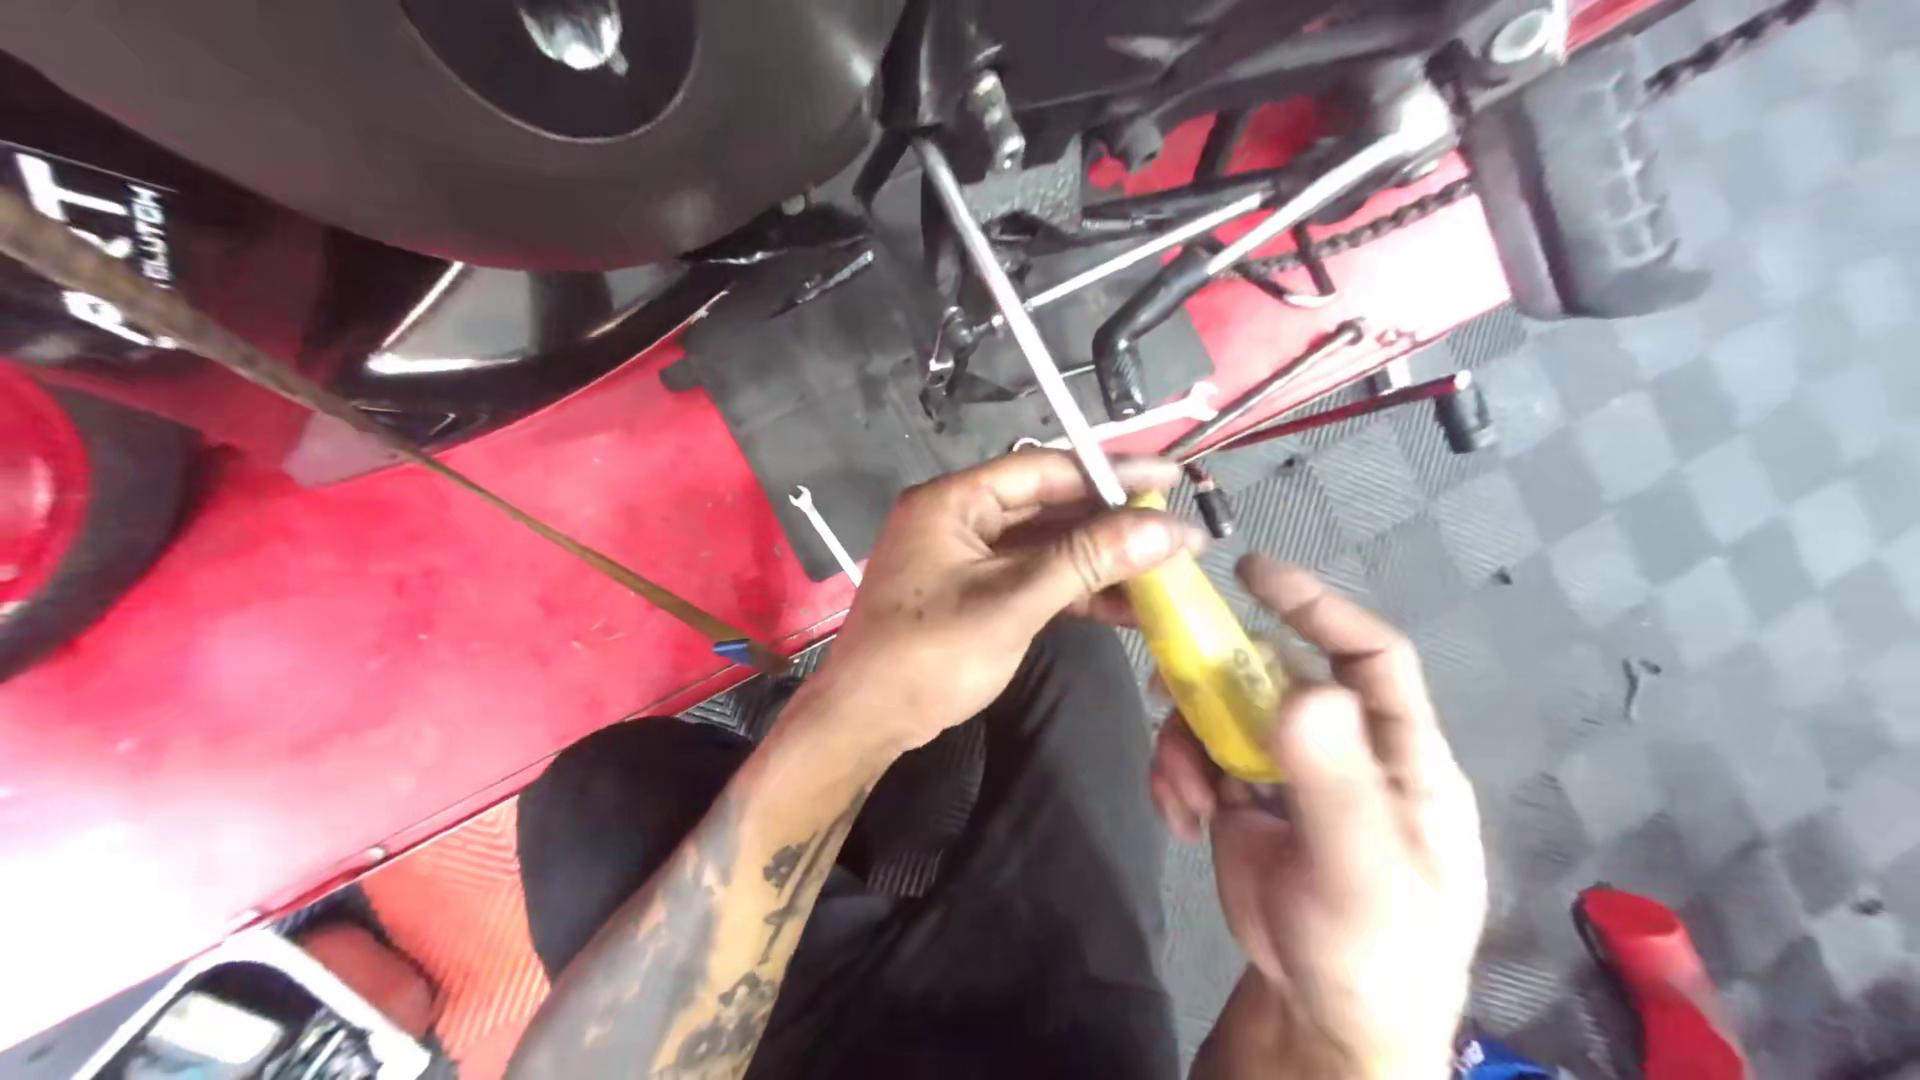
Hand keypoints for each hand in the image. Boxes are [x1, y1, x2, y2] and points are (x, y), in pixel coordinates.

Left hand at [814, 450, 1204, 755]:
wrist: (867, 721)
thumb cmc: (929, 655)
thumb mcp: (1012, 603)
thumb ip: (1087, 561)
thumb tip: (1165, 529)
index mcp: (953, 501)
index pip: (1043, 469)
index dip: (1109, 471)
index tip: (1168, 477)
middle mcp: (960, 519)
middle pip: (1048, 506)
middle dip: (1111, 520)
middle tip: (1174, 526)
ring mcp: (968, 558)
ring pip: (1046, 546)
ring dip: (1099, 559)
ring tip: (1164, 567)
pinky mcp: (977, 593)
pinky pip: (1035, 578)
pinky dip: (1076, 590)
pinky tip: (1127, 604)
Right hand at [1153, 556, 1485, 1079]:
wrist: (1321, 1015)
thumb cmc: (1370, 949)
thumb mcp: (1361, 872)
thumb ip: (1335, 784)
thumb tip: (1305, 689)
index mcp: (1396, 751)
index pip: (1368, 654)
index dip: (1316, 605)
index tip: (1253, 572)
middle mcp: (1341, 744)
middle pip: (1271, 675)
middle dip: (1216, 681)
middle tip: (1168, 685)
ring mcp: (1286, 766)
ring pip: (1221, 710)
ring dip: (1185, 740)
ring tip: (1179, 794)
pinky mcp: (1241, 790)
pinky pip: (1196, 752)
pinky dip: (1174, 772)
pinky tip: (1177, 815)